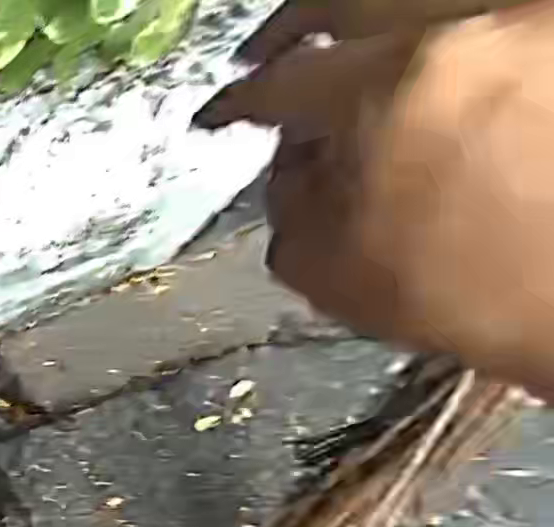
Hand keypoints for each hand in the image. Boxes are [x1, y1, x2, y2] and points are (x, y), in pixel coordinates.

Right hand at [199, 0, 553, 394]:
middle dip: (300, 22)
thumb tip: (302, 147)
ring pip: (439, 4)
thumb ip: (292, 190)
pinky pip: (490, 29)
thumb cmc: (453, 287)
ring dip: (375, 25)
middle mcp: (490, 23)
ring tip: (343, 54)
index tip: (216, 115)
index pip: (287, 78)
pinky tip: (416, 76)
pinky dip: (440, 44)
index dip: (237, 100)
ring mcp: (549, 25)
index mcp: (399, 86)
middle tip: (266, 51)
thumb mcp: (317, 257)